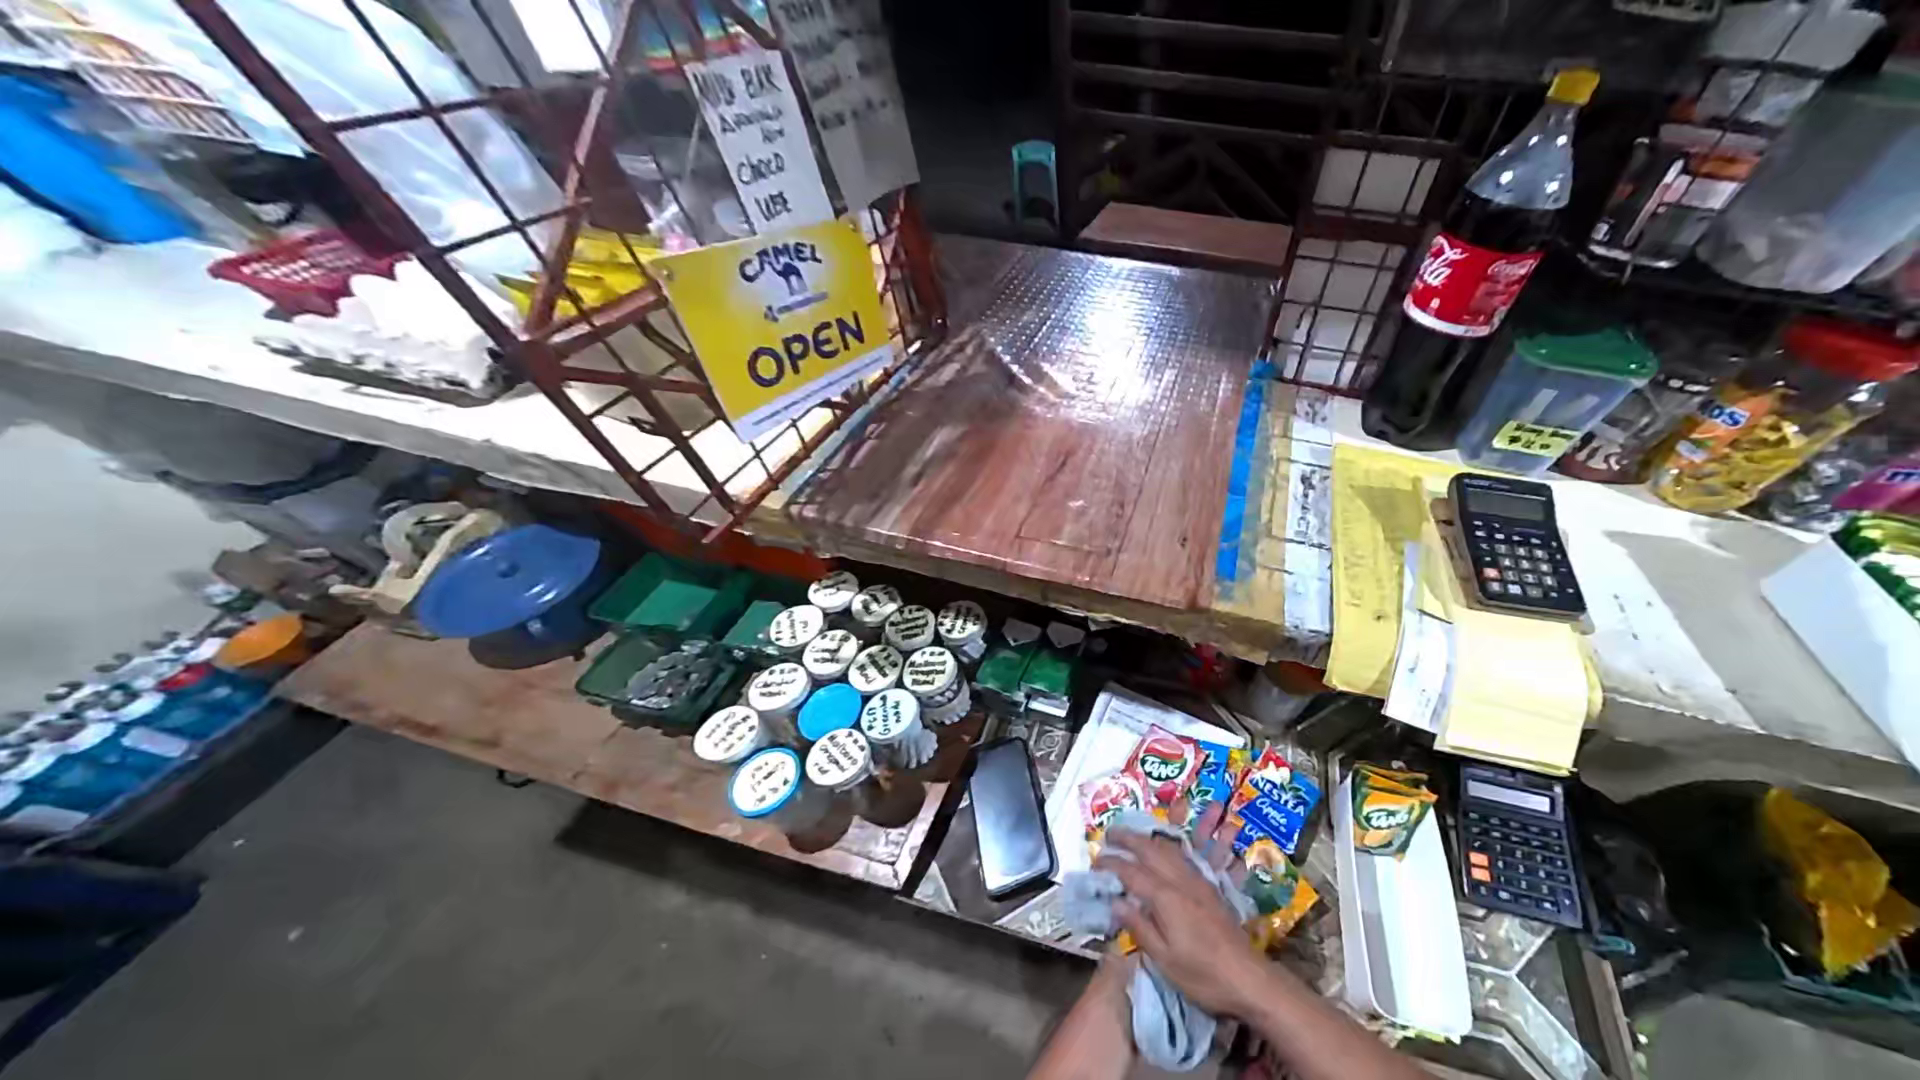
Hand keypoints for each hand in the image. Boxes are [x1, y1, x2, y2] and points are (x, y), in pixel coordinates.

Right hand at [1094, 807, 1268, 1017]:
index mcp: (1166, 898)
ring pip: (1170, 850)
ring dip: (1148, 838)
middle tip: (1109, 833)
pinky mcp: (1211, 888)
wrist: (1250, 980)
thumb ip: (1139, 927)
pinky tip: (1167, 848)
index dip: (1112, 864)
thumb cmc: (1203, 975)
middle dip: (1128, 838)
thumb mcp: (1164, 959)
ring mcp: (1199, 882)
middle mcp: (1181, 882)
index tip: (1095, 862)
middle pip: (1151, 851)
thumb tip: (1115, 901)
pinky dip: (1170, 846)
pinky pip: (1186, 856)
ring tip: (1133, 835)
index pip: (1132, 872)